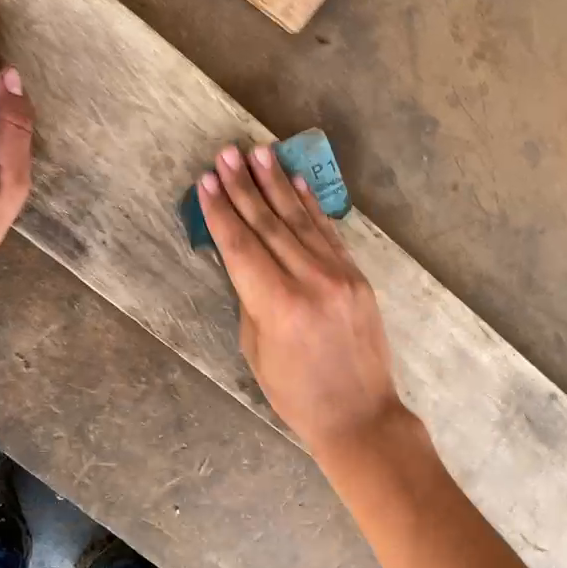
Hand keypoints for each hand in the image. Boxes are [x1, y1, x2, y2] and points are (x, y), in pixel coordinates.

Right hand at [196, 145, 408, 453]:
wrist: (360, 415)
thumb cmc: (294, 393)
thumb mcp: (256, 349)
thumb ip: (249, 297)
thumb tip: (241, 255)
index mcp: (278, 305)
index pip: (240, 246)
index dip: (220, 212)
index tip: (206, 181)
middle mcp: (310, 281)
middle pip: (268, 224)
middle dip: (243, 186)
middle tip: (226, 153)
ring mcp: (338, 275)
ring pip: (299, 220)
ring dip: (276, 183)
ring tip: (258, 152)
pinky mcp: (356, 276)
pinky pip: (327, 232)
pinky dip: (310, 204)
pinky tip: (296, 180)